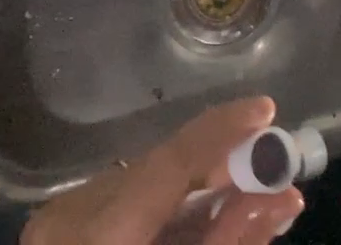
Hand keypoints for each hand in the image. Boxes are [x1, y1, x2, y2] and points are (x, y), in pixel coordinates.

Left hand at [22, 98, 304, 244]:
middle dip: (221, 164)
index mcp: (97, 238)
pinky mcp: (60, 228)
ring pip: (145, 185)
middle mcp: (70, 216)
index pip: (169, 164)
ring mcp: (58, 221)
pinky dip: (170, 210)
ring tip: (251, 194)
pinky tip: (207, 218)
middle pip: (160, 169)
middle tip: (273, 164)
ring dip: (199, 188)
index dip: (221, 131)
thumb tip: (281, 197)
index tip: (266, 109)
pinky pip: (126, 204)